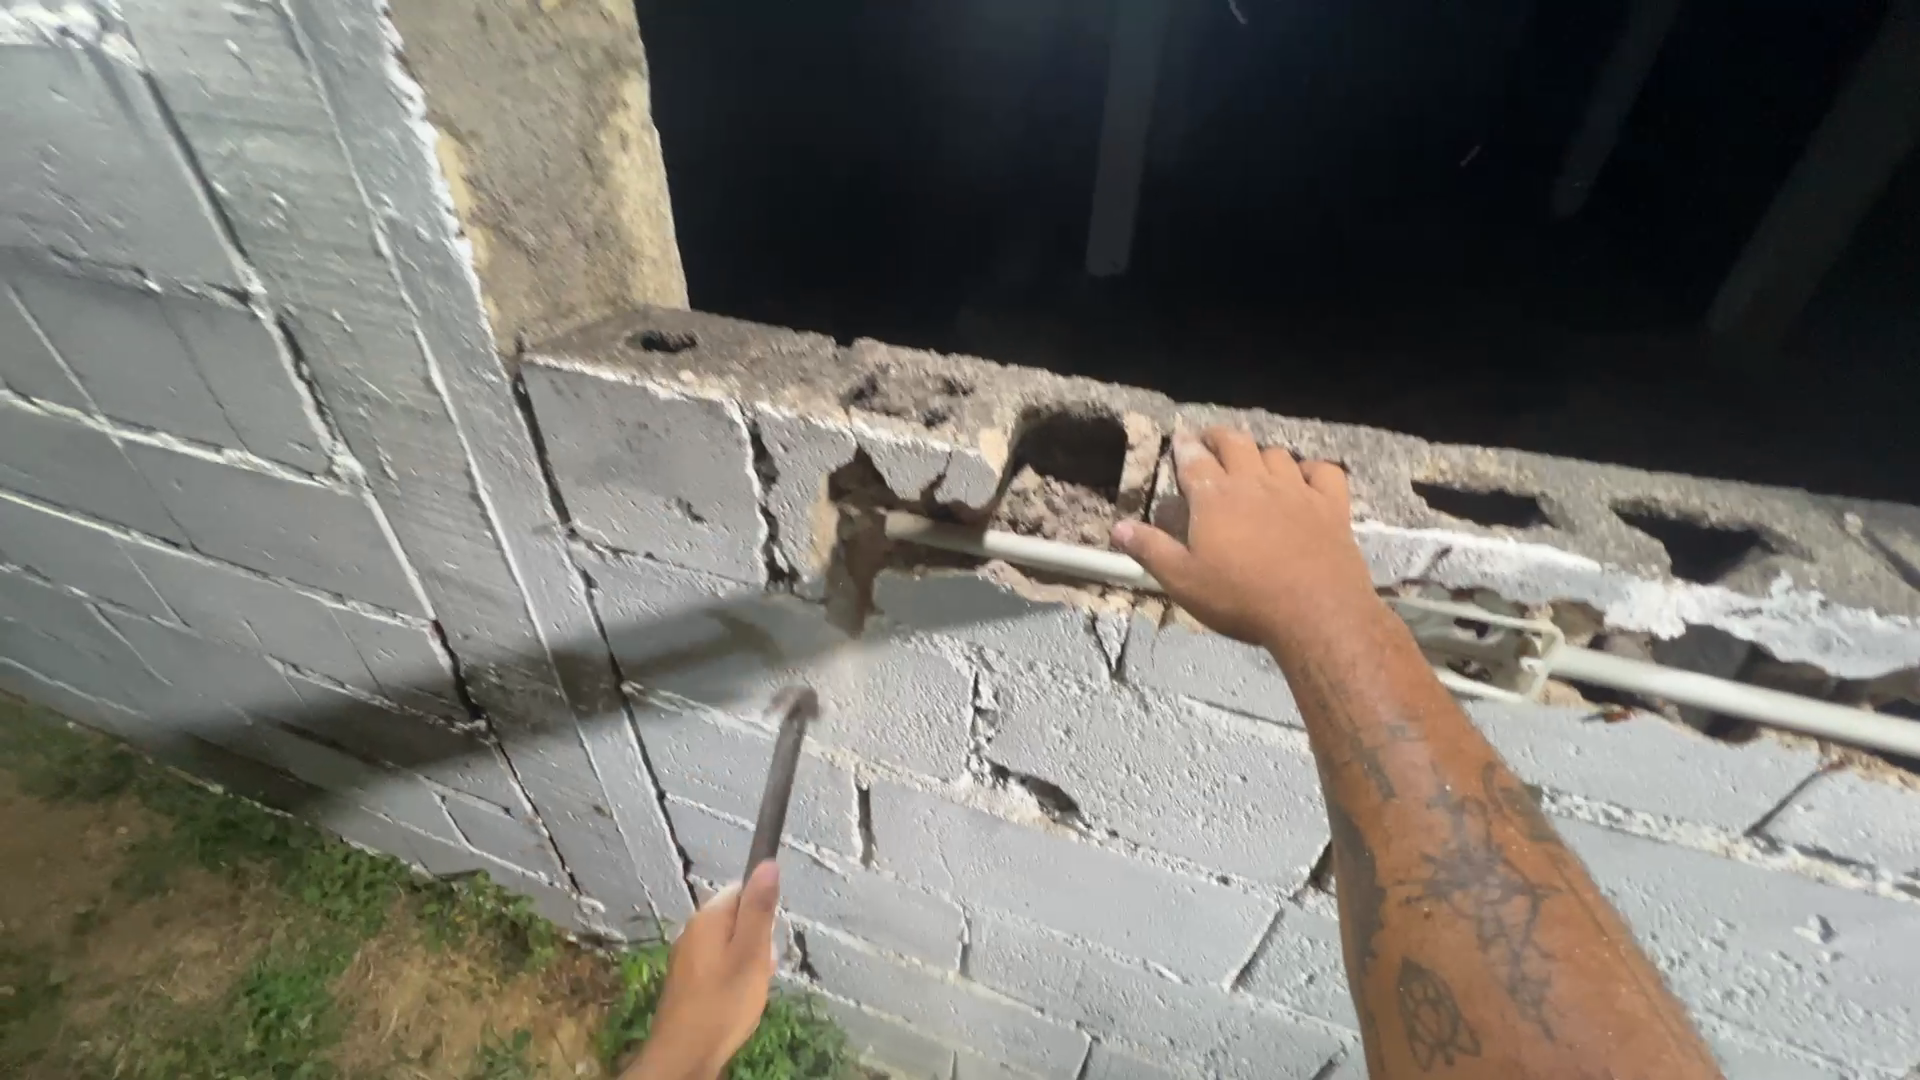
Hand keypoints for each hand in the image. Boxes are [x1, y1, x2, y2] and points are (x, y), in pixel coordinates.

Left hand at [624, 860, 780, 1079]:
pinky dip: (732, 977)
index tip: (767, 939)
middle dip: (756, 939)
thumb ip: (760, 907)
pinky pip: (718, 964)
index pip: (743, 889)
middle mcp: (693, 930)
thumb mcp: (751, 952)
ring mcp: (687, 956)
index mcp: (708, 917)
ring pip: (730, 943)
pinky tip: (736, 1001)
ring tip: (750, 988)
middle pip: (737, 917)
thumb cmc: (723, 1003)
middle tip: (760, 968)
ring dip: (747, 960)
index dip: (762, 911)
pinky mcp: (686, 981)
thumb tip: (767, 862)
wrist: (682, 1060)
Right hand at [1111, 427, 1377, 647]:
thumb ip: (1150, 550)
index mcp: (1215, 498)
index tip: (1179, 439)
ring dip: (1260, 453)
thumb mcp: (1183, 581)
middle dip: (1218, 437)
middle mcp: (1255, 483)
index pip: (1193, 461)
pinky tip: (1304, 480)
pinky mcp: (1332, 506)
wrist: (1316, 613)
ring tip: (1252, 463)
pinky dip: (1311, 469)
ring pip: (1276, 454)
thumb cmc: (1241, 598)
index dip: (1184, 447)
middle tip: (1209, 441)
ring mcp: (1297, 491)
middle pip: (1235, 443)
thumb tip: (1117, 527)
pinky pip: (1324, 471)